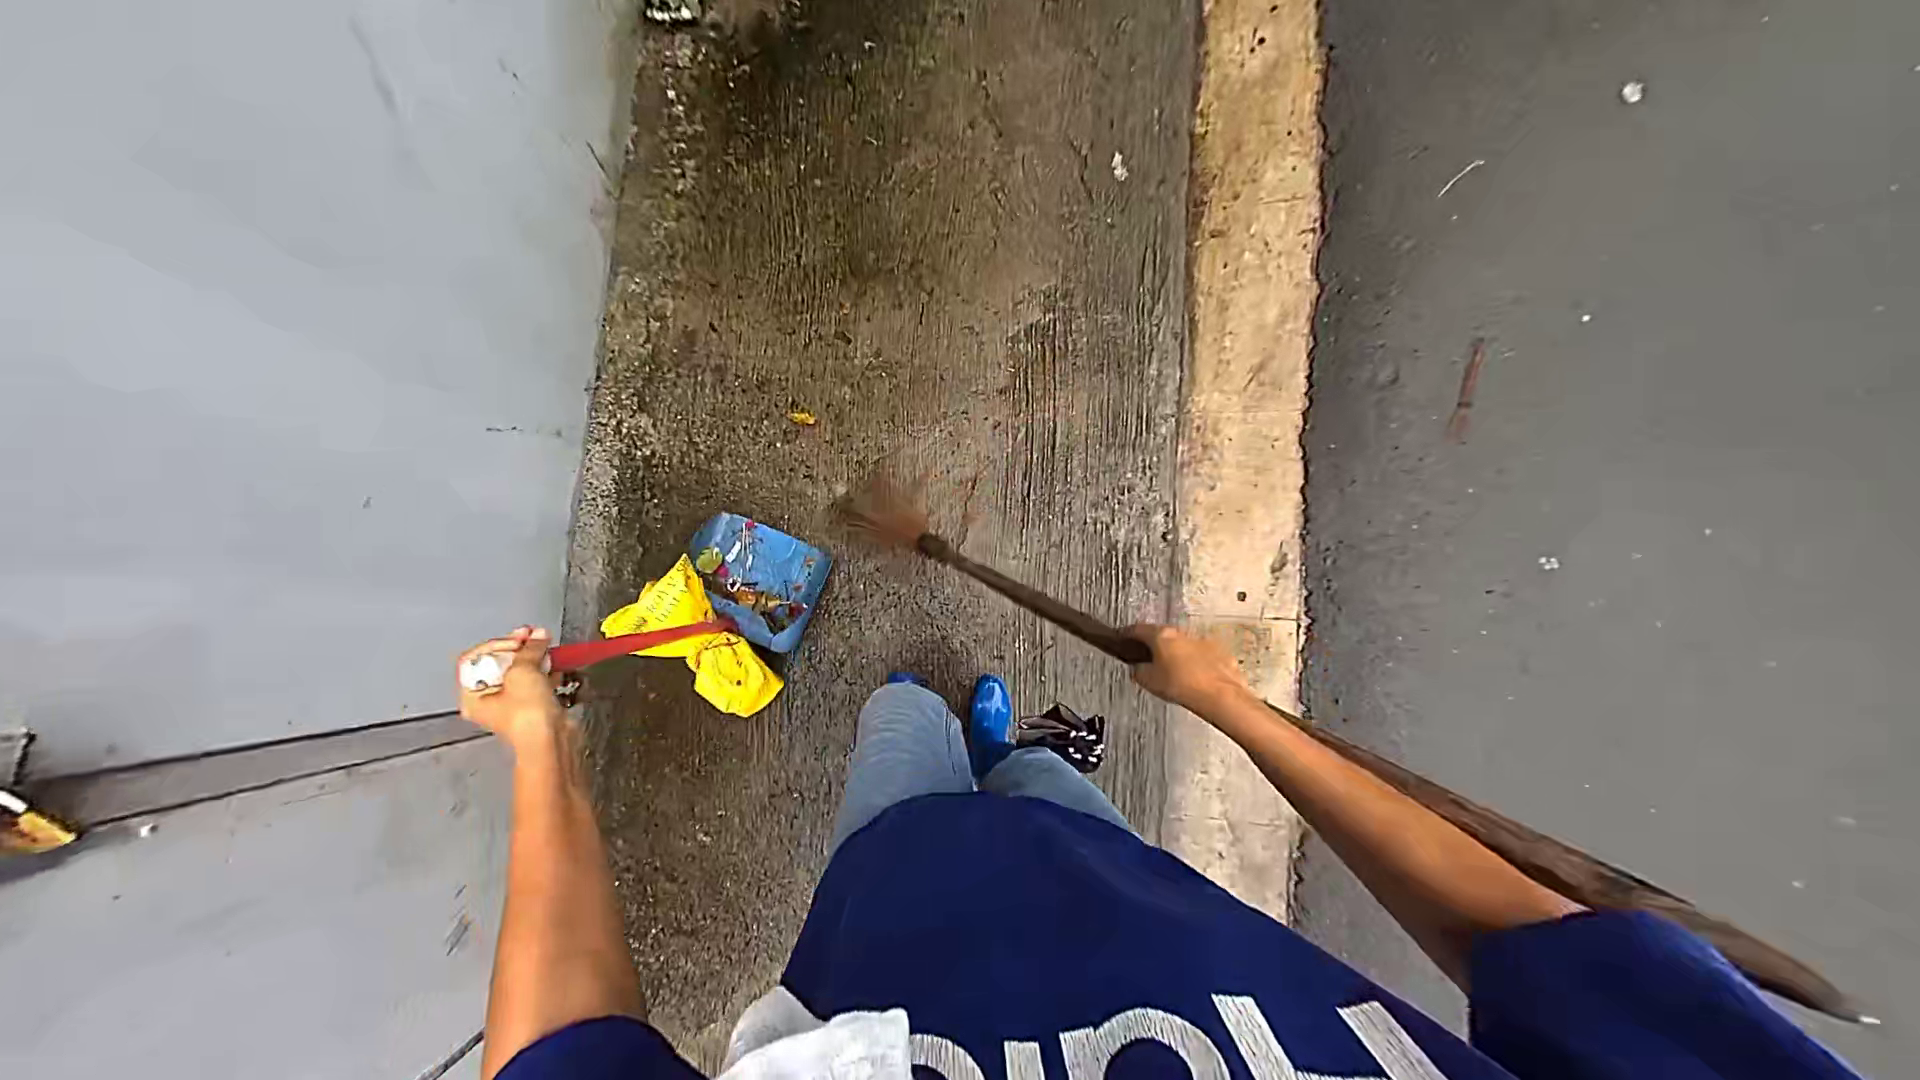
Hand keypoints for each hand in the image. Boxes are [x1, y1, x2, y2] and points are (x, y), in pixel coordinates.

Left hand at [456, 626, 566, 750]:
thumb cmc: (527, 709)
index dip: (497, 645)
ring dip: (535, 657)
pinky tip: (557, 664)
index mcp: (473, 695)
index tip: (519, 640)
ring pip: (521, 671)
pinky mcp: (535, 704)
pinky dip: (546, 670)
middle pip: (499, 663)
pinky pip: (537, 681)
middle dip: (520, 648)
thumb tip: (540, 634)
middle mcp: (489, 699)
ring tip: (549, 647)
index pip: (475, 659)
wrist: (551, 738)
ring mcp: (513, 702)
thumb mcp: (523, 671)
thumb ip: (530, 649)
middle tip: (535, 636)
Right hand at [1123, 624, 1253, 713]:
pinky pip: (1203, 657)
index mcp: (1161, 636)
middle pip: (1163, 636)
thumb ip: (1138, 671)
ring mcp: (1203, 643)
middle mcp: (1182, 634)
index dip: (1127, 634)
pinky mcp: (1220, 655)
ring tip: (1175, 677)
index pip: (1138, 629)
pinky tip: (1195, 681)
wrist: (1219, 697)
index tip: (1123, 637)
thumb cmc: (1184, 686)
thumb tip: (1138, 669)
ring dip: (1178, 657)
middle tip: (1150, 663)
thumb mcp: (1148, 681)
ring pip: (1184, 646)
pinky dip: (1197, 666)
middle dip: (1156, 648)